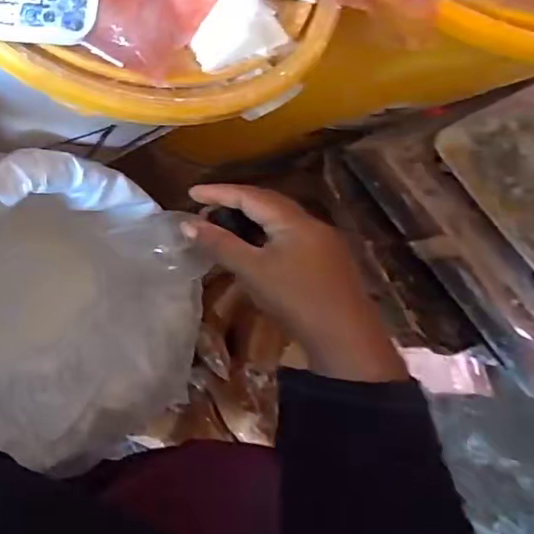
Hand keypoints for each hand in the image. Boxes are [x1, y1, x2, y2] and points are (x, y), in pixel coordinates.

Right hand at [186, 184, 406, 382]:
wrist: (347, 342)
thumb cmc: (296, 299)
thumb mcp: (250, 270)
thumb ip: (218, 243)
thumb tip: (187, 223)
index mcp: (296, 223)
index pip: (251, 196)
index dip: (219, 192)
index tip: (190, 193)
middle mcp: (313, 226)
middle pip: (268, 202)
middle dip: (234, 199)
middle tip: (204, 205)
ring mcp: (323, 244)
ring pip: (279, 218)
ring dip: (248, 215)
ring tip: (221, 221)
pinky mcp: (325, 260)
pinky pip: (287, 233)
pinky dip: (262, 230)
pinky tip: (249, 242)